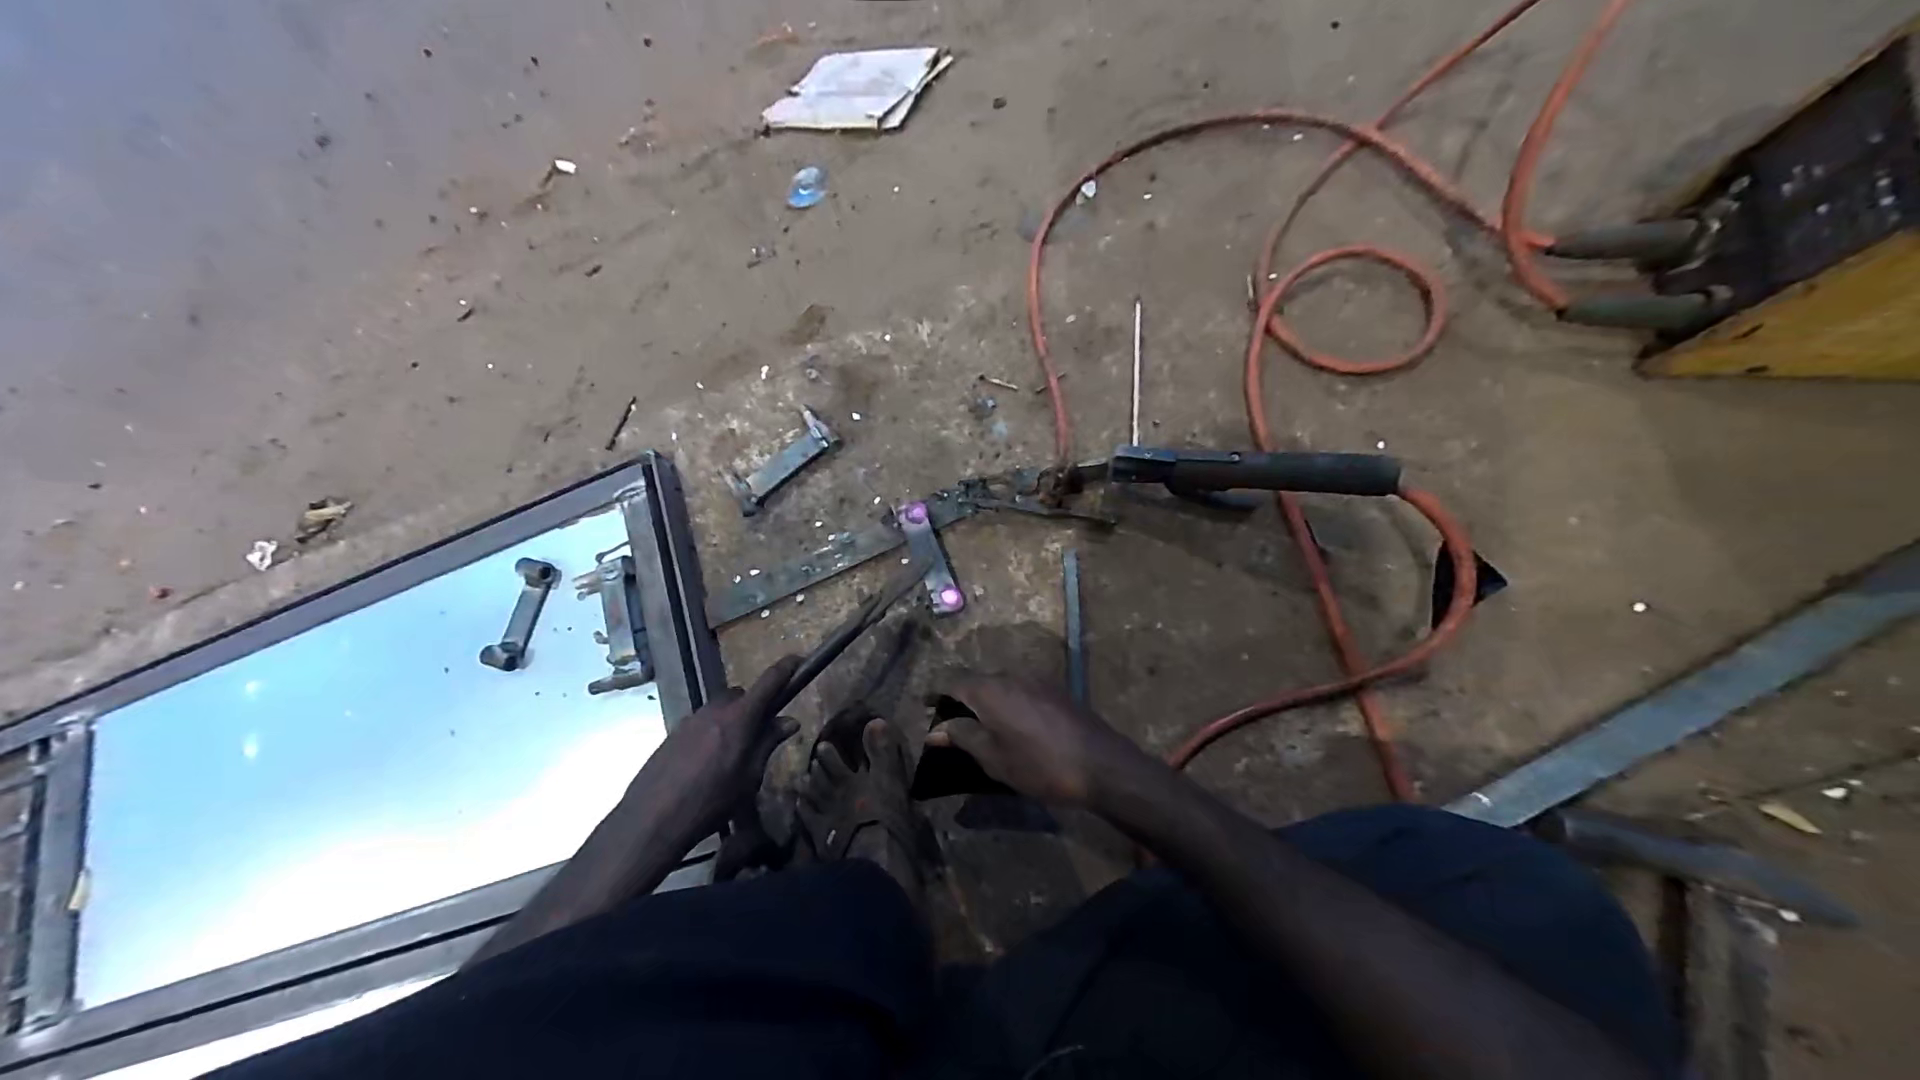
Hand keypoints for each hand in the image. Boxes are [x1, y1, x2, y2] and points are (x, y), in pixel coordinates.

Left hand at [656, 656, 800, 827]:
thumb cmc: (710, 802)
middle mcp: (715, 710)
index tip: (798, 660)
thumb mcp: (750, 778)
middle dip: (754, 705)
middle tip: (761, 732)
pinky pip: (701, 723)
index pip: (769, 681)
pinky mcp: (672, 734)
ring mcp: (690, 720)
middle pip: (741, 695)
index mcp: (740, 718)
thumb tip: (790, 721)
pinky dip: (711, 733)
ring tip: (732, 754)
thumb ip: (768, 744)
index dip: (786, 668)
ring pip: (719, 709)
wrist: (650, 819)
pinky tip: (706, 764)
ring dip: (731, 720)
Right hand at [927, 676, 1147, 804]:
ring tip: (980, 727)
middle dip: (959, 698)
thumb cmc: (1040, 765)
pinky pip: (1019, 689)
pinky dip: (1007, 702)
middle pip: (975, 680)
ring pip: (999, 684)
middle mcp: (1010, 675)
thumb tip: (936, 730)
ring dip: (985, 701)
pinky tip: (1011, 725)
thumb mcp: (993, 758)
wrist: (1101, 765)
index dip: (934, 692)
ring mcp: (1036, 679)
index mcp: (989, 689)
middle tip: (950, 725)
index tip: (924, 706)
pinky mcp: (1055, 689)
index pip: (951, 680)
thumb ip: (962, 737)